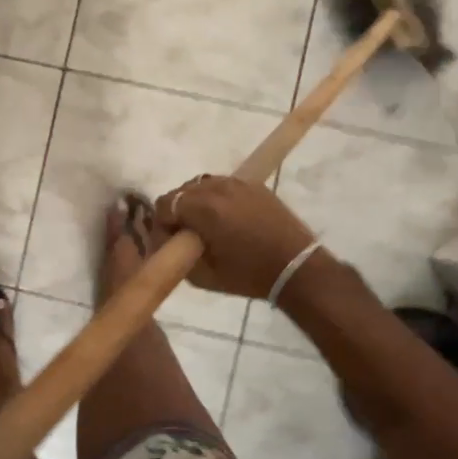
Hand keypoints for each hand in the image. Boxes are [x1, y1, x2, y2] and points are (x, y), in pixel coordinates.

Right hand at [153, 175, 317, 299]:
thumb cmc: (248, 275)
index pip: (164, 203)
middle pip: (181, 191)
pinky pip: (222, 185)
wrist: (296, 267)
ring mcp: (237, 182)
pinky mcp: (253, 185)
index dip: (162, 223)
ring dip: (196, 202)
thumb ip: (175, 255)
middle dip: (178, 211)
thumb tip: (166, 242)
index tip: (172, 241)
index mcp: (203, 208)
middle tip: (188, 235)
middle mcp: (217, 188)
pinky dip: (216, 197)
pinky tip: (227, 218)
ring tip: (208, 224)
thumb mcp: (203, 276)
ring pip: (201, 184)